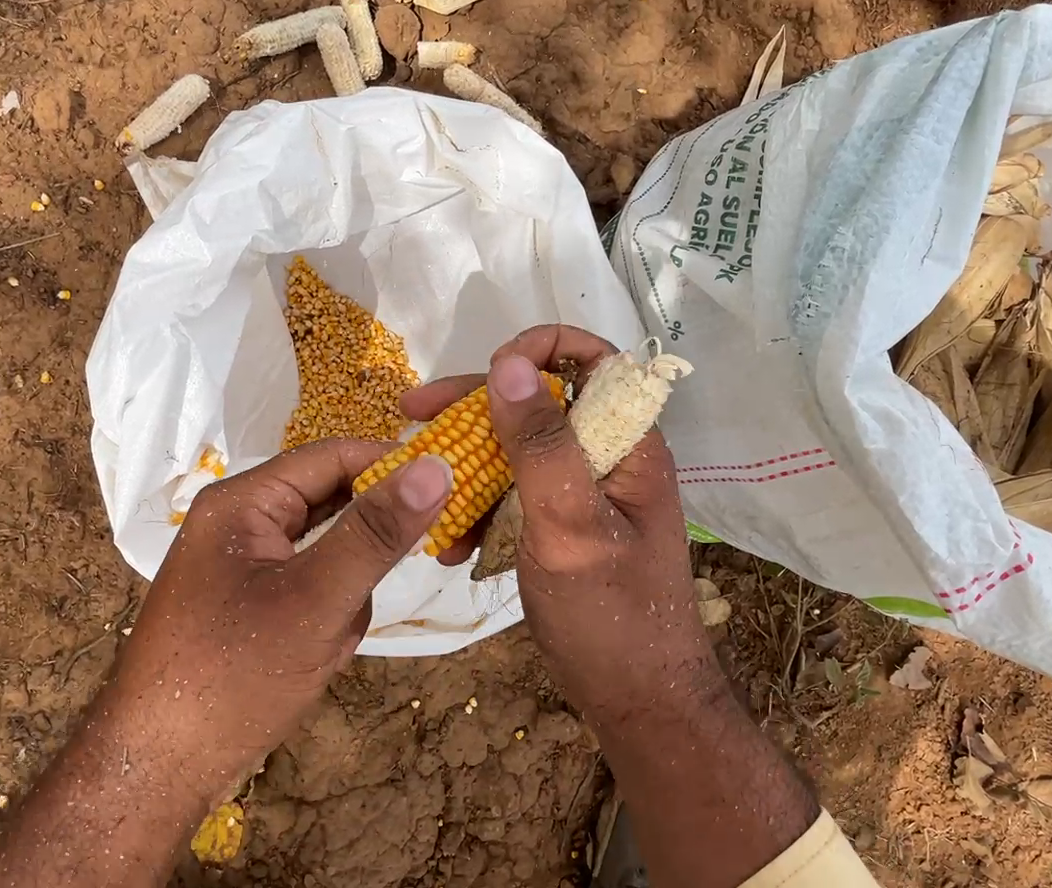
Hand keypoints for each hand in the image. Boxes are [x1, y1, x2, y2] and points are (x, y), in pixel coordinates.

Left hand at [0, 441, 454, 887]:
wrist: (155, 772)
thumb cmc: (235, 675)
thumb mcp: (318, 598)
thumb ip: (377, 532)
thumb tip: (437, 466)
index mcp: (244, 500)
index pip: (334, 456)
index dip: (393, 463)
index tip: (452, 483)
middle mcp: (239, 519)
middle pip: (329, 498)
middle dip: (370, 535)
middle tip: (425, 556)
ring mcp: (240, 562)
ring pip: (323, 545)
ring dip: (346, 583)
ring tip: (335, 631)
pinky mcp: (246, 600)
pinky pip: (307, 581)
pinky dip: (328, 605)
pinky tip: (321, 644)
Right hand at [410, 327, 819, 887]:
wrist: (639, 703)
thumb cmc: (612, 614)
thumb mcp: (570, 524)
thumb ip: (541, 444)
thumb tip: (510, 362)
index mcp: (626, 443)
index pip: (593, 360)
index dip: (540, 348)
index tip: (487, 367)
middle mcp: (606, 456)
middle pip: (539, 402)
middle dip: (476, 406)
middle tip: (412, 414)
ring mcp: (582, 493)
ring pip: (517, 450)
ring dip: (467, 464)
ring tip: (423, 485)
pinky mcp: (560, 526)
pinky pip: (513, 495)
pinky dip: (479, 508)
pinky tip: (451, 542)